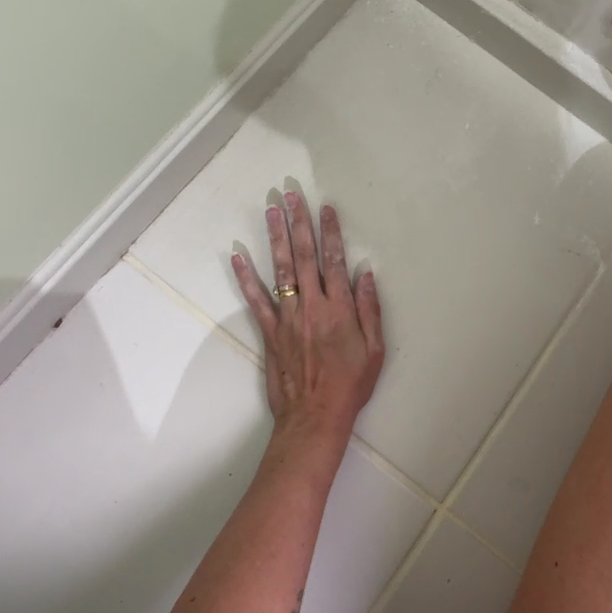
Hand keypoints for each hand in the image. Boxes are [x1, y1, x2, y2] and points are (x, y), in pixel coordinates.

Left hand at [232, 191, 384, 442]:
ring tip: (270, 210)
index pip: (334, 260)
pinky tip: (237, 255)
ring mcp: (287, 318)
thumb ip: (369, 309)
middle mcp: (311, 306)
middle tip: (291, 194)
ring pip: (280, 269)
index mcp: (339, 309)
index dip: (331, 232)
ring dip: (275, 237)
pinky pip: (256, 300)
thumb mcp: (374, 350)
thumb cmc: (350, 386)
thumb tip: (365, 273)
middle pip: (304, 256)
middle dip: (298, 222)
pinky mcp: (270, 332)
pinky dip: (246, 277)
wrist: (315, 418)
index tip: (326, 208)